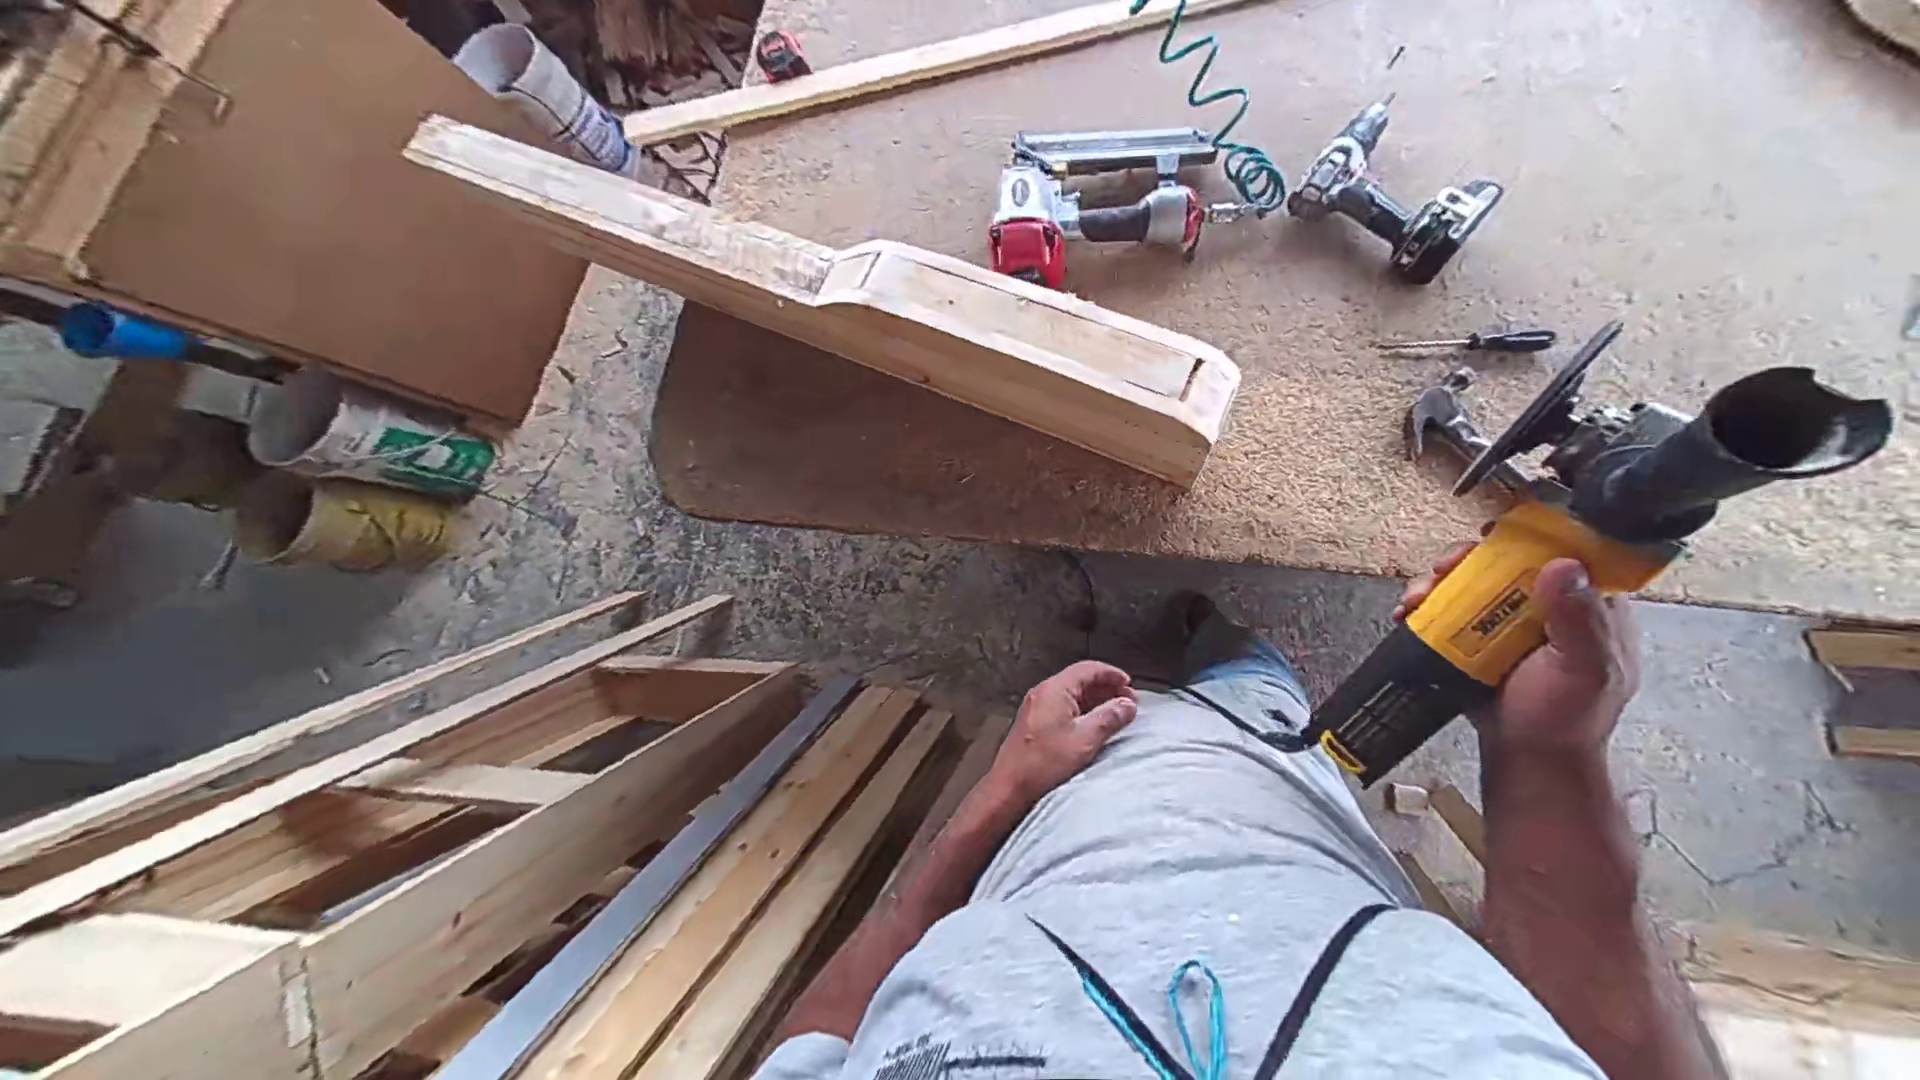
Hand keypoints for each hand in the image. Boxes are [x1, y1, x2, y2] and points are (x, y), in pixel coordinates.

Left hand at [986, 661, 1137, 807]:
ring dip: (1096, 700)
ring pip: (1072, 694)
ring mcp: (1038, 707)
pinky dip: (1082, 710)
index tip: (1128, 684)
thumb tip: (1126, 705)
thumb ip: (1109, 718)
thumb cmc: (1041, 763)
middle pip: (1080, 679)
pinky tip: (1094, 725)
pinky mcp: (1036, 722)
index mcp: (1054, 689)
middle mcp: (1043, 693)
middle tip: (1127, 701)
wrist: (1011, 785)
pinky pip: (1063, 706)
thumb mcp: (1085, 739)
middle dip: (1106, 688)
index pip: (1088, 669)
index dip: (1111, 674)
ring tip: (1115, 714)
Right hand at [1397, 546, 1638, 756]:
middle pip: (1501, 565)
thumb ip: (1578, 620)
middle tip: (1443, 568)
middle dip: (1464, 560)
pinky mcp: (1469, 637)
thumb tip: (1560, 564)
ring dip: (1434, 584)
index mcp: (1587, 607)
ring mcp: (1502, 622)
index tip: (1493, 534)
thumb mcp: (1585, 669)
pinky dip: (1421, 607)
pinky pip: (1443, 611)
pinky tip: (1405, 614)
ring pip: (1466, 585)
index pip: (1562, 555)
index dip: (1528, 538)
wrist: (1525, 754)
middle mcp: (1543, 606)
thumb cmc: (1564, 715)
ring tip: (1414, 599)